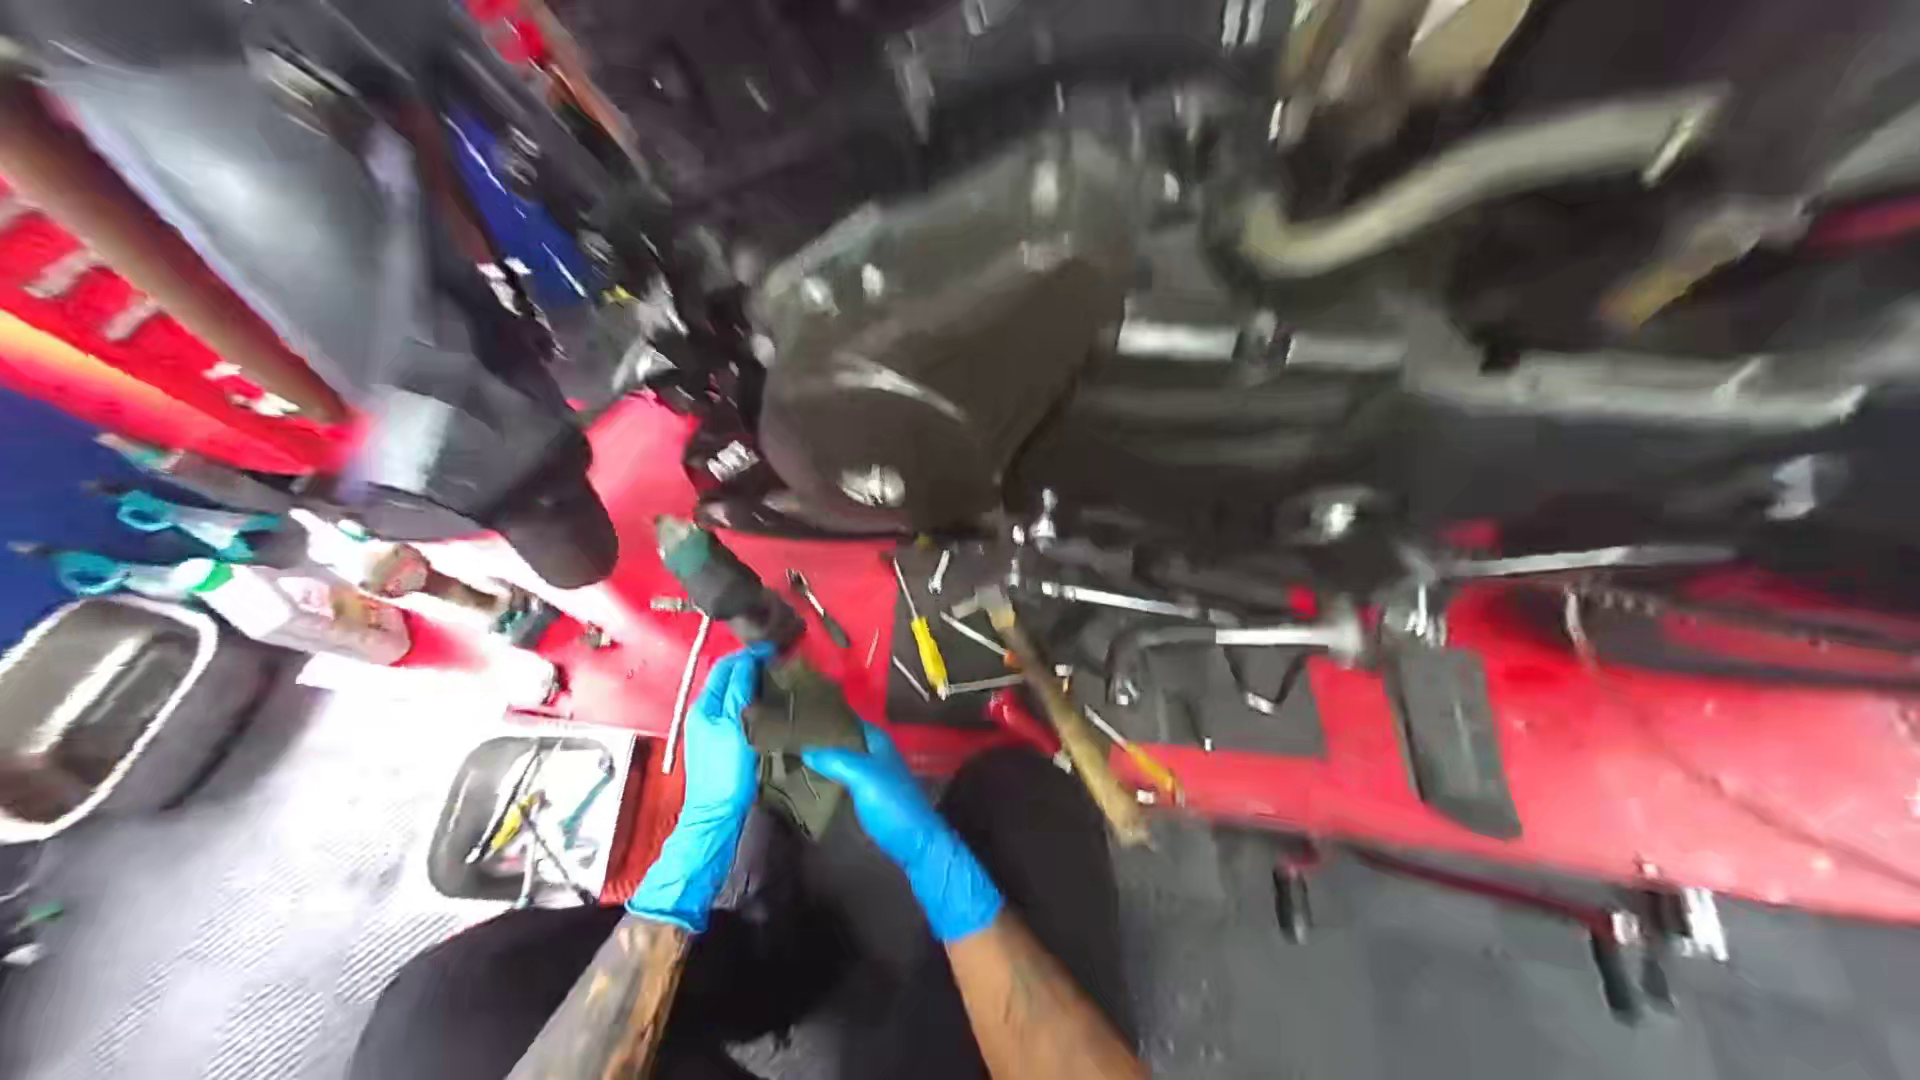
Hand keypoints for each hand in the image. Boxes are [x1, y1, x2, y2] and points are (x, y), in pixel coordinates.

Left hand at [627, 642, 774, 931]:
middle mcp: (706, 712)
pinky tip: (773, 704)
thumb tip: (748, 659)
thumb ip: (739, 690)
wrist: (718, 814)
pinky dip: (756, 701)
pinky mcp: (726, 741)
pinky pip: (741, 710)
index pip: (725, 666)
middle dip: (753, 666)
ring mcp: (714, 728)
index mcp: (704, 705)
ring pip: (737, 694)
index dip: (749, 653)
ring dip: (756, 683)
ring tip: (781, 678)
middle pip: (730, 678)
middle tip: (783, 662)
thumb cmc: (725, 769)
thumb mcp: (734, 725)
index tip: (776, 648)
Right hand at [803, 723, 1003, 942]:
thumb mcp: (864, 776)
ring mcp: (872, 776)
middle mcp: (876, 754)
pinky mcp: (867, 797)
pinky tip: (809, 778)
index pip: (852, 719)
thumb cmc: (892, 803)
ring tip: (792, 753)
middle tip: (790, 735)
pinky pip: (843, 778)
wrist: (915, 842)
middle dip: (823, 737)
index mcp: (878, 742)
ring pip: (843, 759)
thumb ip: (837, 759)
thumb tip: (807, 748)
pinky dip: (828, 775)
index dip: (831, 715)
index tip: (802, 713)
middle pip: (846, 739)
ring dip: (823, 757)